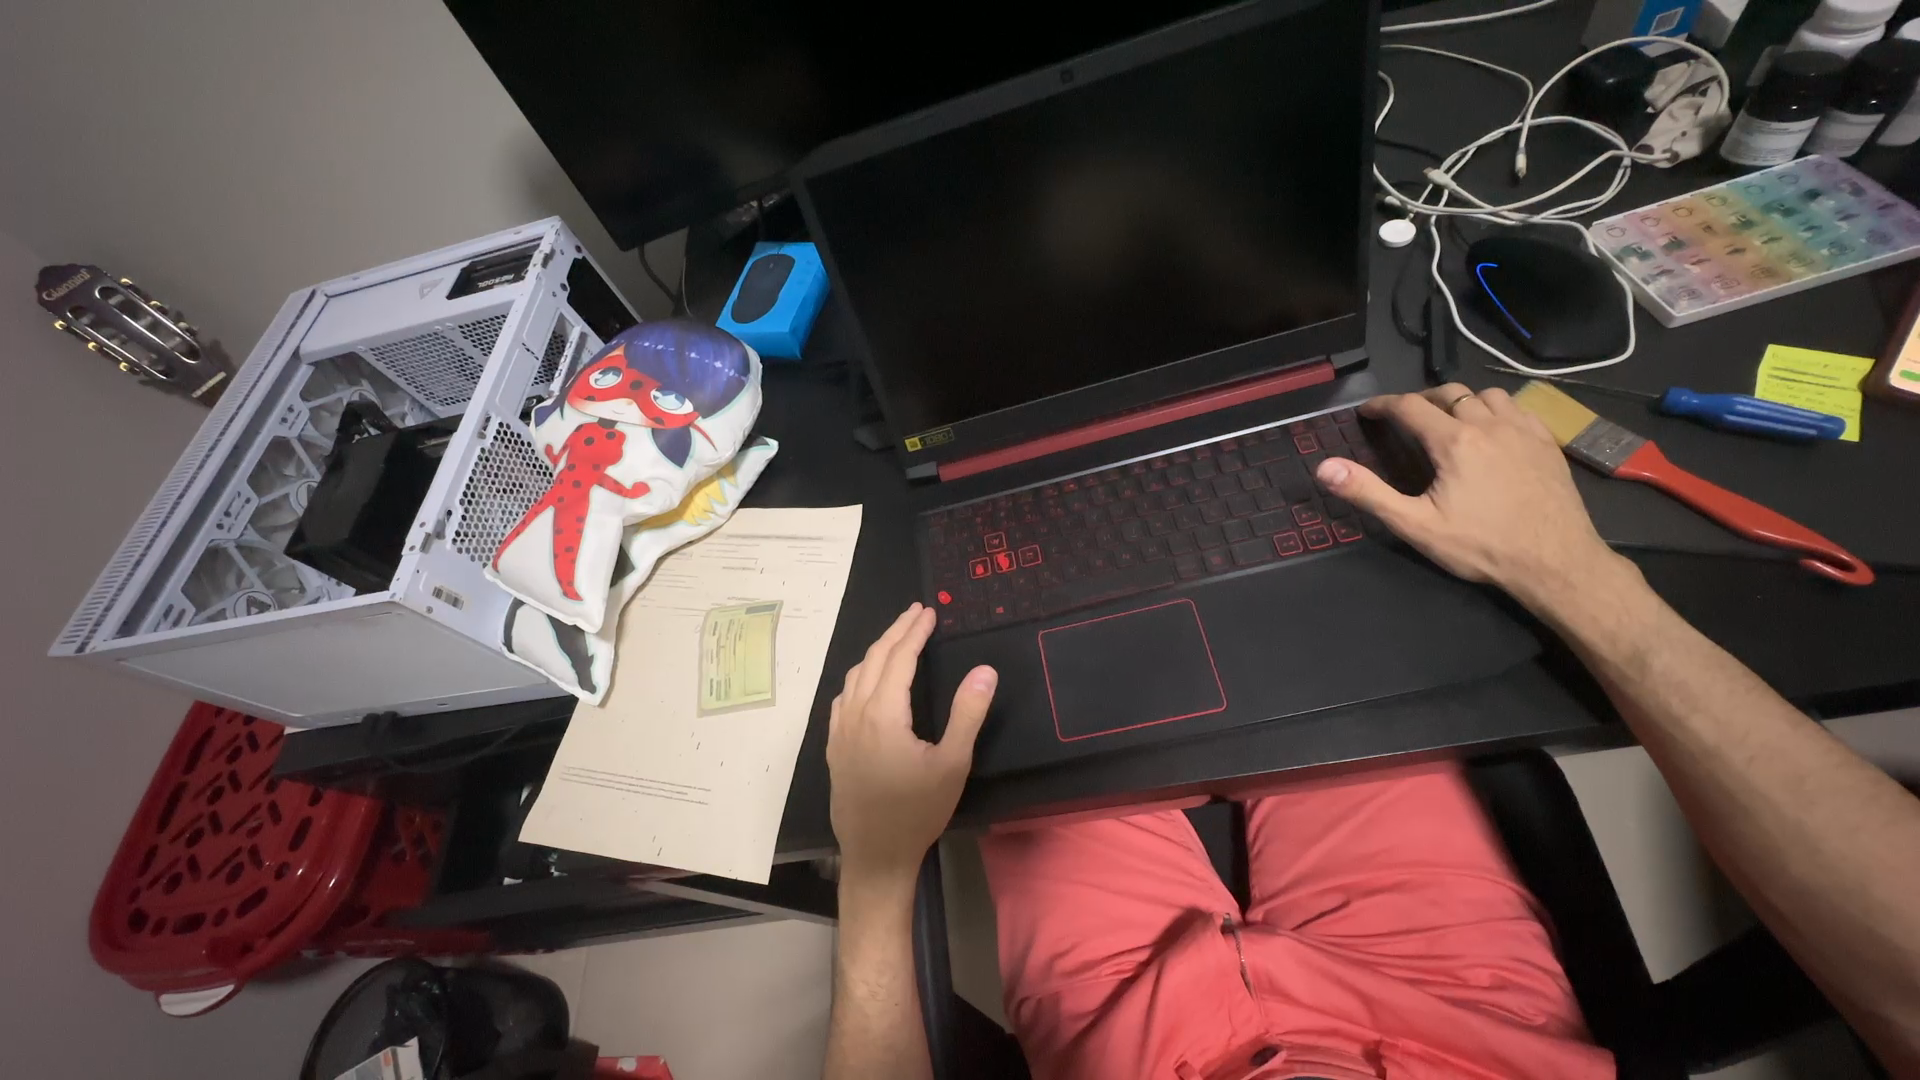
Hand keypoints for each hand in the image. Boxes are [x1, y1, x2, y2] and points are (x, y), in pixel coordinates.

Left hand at [828, 604, 997, 883]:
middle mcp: (856, 714)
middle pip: (874, 659)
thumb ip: (967, 713)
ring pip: (855, 676)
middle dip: (895, 632)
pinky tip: (867, 682)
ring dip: (876, 652)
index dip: (914, 632)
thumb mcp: (952, 763)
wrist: (875, 855)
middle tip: (915, 613)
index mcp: (884, 713)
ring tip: (897, 640)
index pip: (899, 658)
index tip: (928, 612)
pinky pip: (844, 697)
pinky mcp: (835, 747)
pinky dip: (860, 677)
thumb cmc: (917, 811)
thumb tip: (984, 670)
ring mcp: (841, 730)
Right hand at [1314, 384, 1627, 608]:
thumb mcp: (1414, 525)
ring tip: (1447, 420)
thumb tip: (1325, 468)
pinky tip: (1490, 431)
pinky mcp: (1548, 443)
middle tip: (1403, 418)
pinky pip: (1518, 409)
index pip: (1409, 406)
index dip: (1382, 405)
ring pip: (1486, 395)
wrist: (1555, 562)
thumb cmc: (1480, 546)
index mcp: (1454, 441)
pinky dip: (1495, 410)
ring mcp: (1524, 432)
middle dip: (1420, 399)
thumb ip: (1368, 492)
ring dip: (1460, 401)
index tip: (1366, 412)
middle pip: (1449, 393)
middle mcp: (1490, 425)